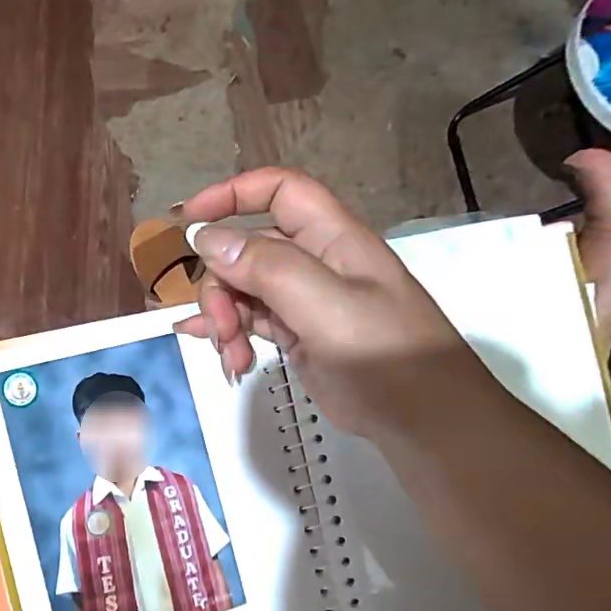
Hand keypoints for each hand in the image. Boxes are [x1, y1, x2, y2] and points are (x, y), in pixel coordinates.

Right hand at [174, 168, 491, 438]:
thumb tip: (206, 237)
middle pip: (249, 249)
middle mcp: (317, 262)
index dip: (231, 195)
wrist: (423, 418)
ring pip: (246, 289)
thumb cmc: (386, 356)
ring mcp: (307, 302)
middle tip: (221, 328)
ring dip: (225, 318)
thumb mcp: (328, 308)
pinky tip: (221, 356)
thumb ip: (268, 269)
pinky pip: (254, 322)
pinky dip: (233, 335)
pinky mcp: (301, 337)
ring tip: (229, 358)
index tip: (188, 221)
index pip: (278, 191)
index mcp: (332, 238)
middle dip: (222, 284)